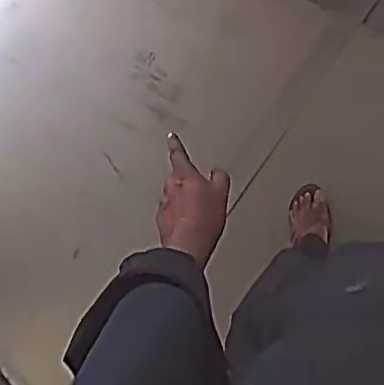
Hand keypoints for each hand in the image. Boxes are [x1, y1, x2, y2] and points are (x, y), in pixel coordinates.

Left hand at [157, 134, 230, 266]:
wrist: (187, 247)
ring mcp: (164, 203)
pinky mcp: (162, 220)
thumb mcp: (221, 193)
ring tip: (198, 216)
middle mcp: (170, 186)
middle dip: (188, 186)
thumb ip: (219, 177)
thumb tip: (217, 173)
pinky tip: (189, 225)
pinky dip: (178, 217)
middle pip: (178, 179)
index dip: (176, 145)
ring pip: (174, 197)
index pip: (178, 154)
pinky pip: (171, 214)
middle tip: (201, 198)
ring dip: (183, 203)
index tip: (171, 137)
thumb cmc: (203, 221)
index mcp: (184, 175)